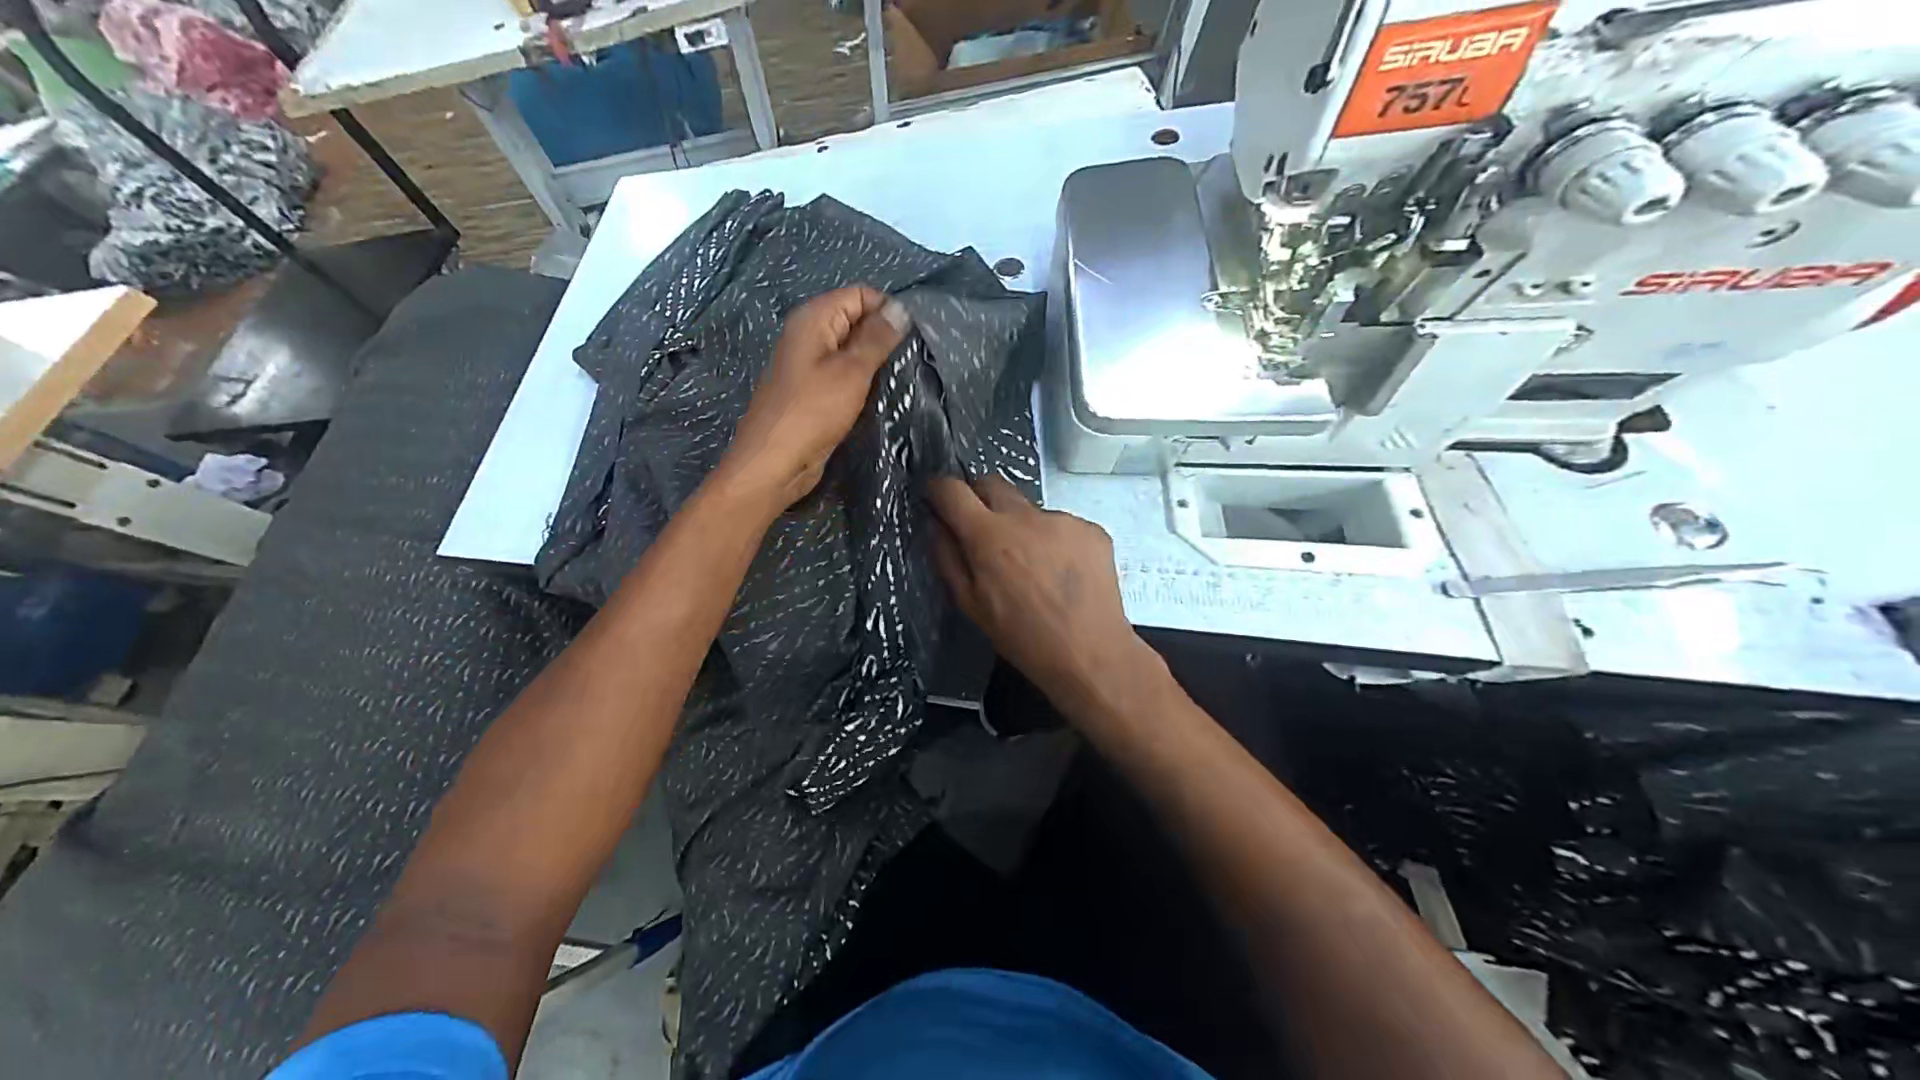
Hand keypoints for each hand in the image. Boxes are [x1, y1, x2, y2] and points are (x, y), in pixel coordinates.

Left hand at [718, 285, 910, 510]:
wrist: (774, 463)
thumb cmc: (812, 412)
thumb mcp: (852, 371)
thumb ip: (877, 337)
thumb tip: (900, 308)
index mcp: (813, 319)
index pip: (860, 295)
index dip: (887, 310)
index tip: (913, 338)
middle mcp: (809, 335)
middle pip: (855, 320)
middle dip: (884, 337)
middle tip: (912, 360)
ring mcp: (809, 364)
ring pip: (852, 350)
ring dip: (875, 363)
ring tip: (900, 378)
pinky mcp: (813, 391)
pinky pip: (844, 375)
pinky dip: (862, 382)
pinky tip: (880, 396)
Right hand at [927, 475, 1158, 723]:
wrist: (1090, 653)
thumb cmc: (1024, 637)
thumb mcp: (971, 605)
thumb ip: (948, 558)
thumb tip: (937, 526)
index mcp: (989, 536)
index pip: (953, 490)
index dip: (939, 489)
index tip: (936, 497)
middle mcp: (1026, 517)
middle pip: (992, 484)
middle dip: (978, 499)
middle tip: (981, 532)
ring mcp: (1063, 520)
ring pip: (1029, 509)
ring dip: (1021, 527)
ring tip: (1032, 569)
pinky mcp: (1091, 529)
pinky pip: (1061, 525)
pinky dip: (1054, 542)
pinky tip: (1060, 574)